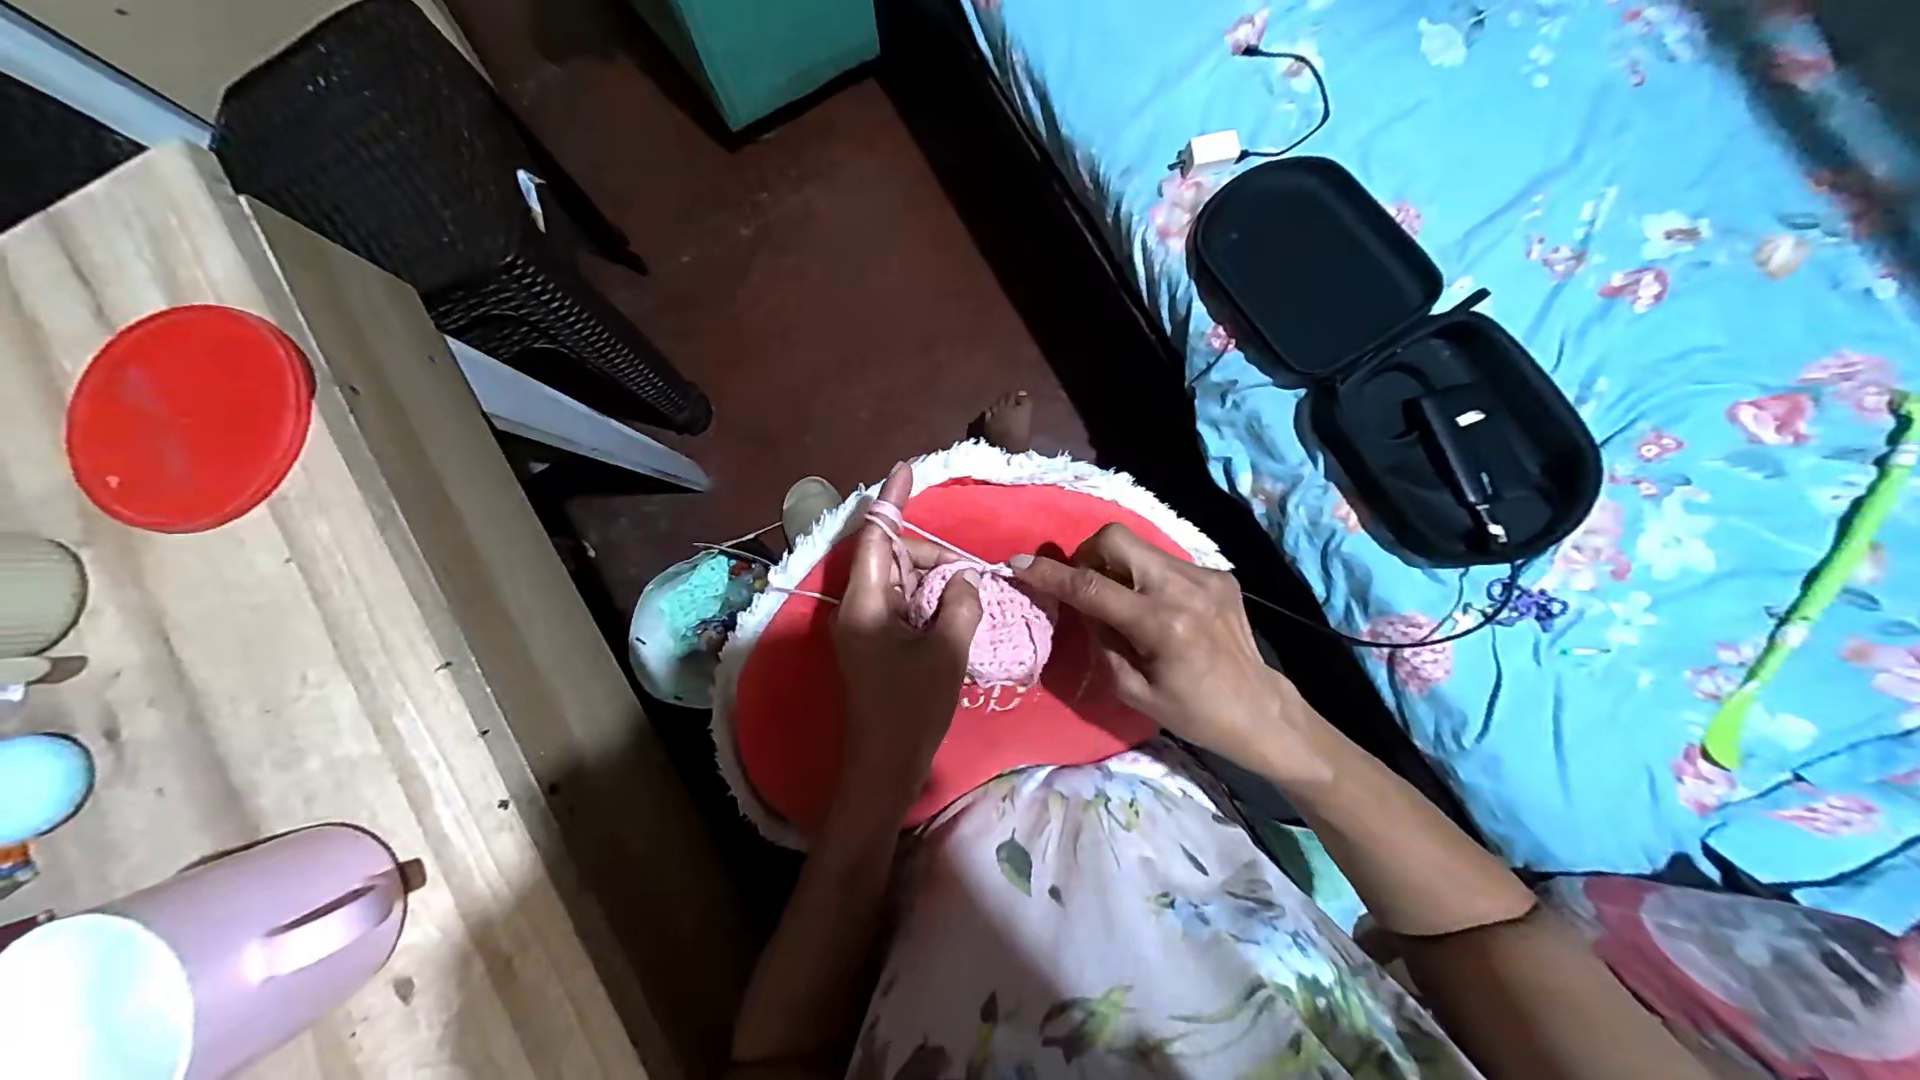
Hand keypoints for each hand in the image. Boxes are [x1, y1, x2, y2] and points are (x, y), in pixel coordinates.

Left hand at [831, 463, 983, 821]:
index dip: (892, 501)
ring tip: (965, 589)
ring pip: (898, 580)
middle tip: (968, 573)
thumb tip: (965, 579)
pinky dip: (925, 598)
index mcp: (865, 602)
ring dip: (929, 577)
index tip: (907, 469)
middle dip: (928, 553)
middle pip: (890, 556)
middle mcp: (858, 606)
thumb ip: (959, 605)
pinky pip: (901, 604)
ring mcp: (864, 626)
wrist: (884, 766)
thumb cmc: (910, 709)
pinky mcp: (875, 643)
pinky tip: (952, 607)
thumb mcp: (945, 653)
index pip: (875, 535)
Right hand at [1011, 524, 1329, 785]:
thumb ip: (1098, 641)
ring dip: (1115, 564)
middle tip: (1083, 584)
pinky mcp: (1217, 574)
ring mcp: (1204, 576)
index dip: (1050, 574)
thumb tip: (1079, 604)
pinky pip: (1162, 560)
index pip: (1091, 587)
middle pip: (1115, 538)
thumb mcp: (1132, 690)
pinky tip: (1154, 606)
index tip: (1019, 563)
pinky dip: (1143, 575)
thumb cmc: (1193, 712)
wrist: (1260, 710)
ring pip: (1138, 545)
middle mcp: (1183, 588)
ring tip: (1119, 599)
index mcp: (1161, 625)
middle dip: (1086, 553)